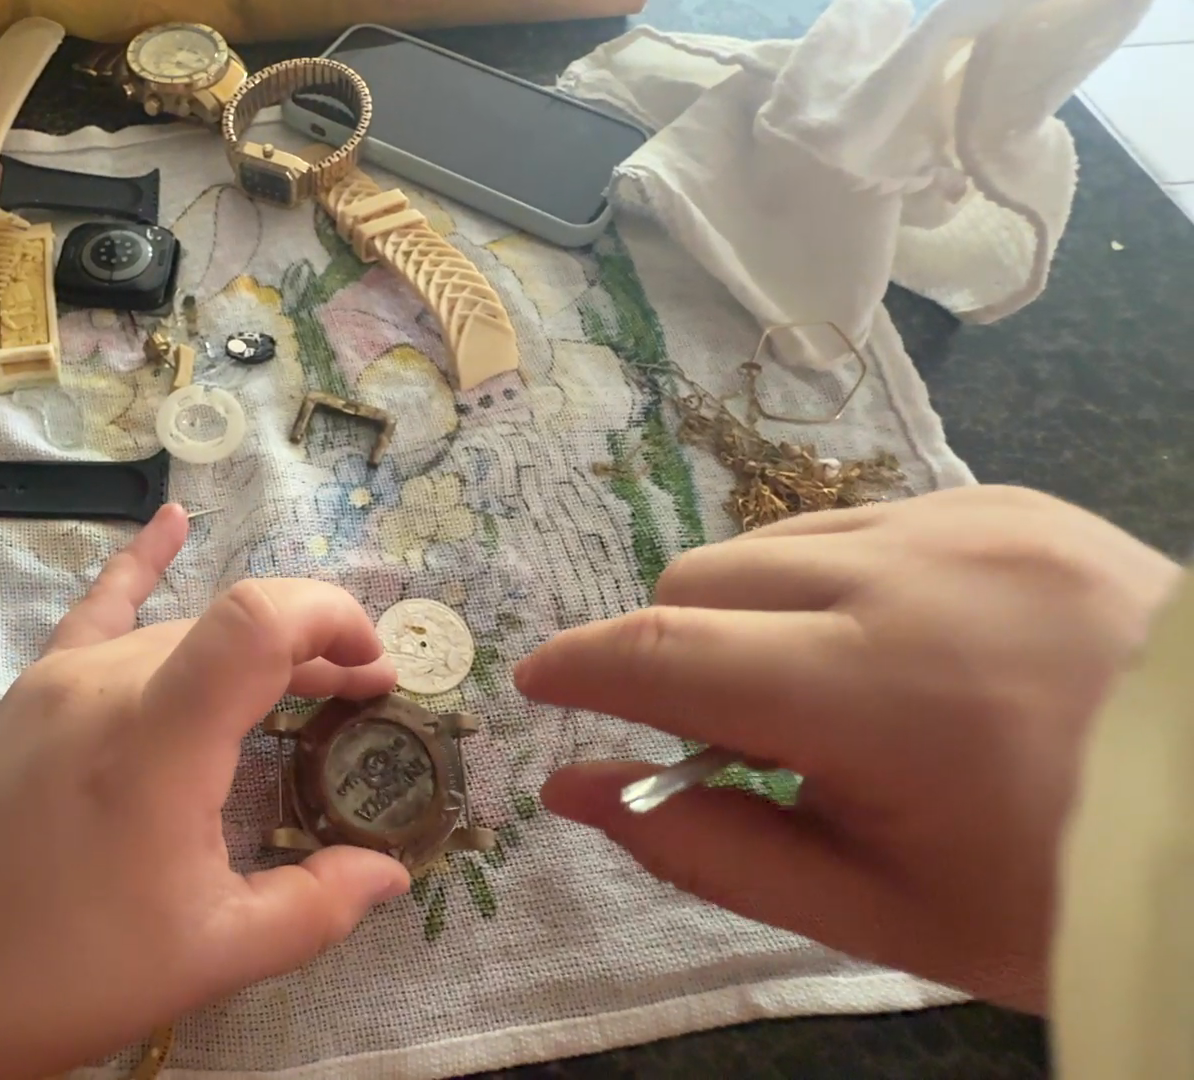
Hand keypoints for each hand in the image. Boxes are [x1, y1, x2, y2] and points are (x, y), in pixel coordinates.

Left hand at [0, 505, 407, 1078]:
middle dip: (312, 647)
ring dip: (253, 648)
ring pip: (183, 632)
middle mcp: (109, 681)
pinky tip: (172, 520)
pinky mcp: (34, 685)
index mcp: (157, 738)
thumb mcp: (206, 955)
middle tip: (360, 691)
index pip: (257, 620)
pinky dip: (144, 564)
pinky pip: (100, 609)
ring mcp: (63, 674)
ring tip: (304, 679)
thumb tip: (391, 874)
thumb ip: (312, 908)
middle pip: (232, 624)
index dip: (330, 616)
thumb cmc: (57, 969)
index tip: (372, 662)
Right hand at [514, 486, 1180, 1010]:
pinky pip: (830, 525)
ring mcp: (961, 521)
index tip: (535, 684)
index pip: (663, 655)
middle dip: (674, 651)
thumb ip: (700, 847)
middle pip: (692, 583)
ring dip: (741, 612)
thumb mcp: (873, 911)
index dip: (578, 666)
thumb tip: (569, 788)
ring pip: (751, 546)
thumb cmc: (1065, 893)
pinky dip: (812, 582)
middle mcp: (913, 577)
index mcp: (884, 696)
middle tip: (733, 725)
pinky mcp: (993, 497)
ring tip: (823, 680)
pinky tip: (888, 637)